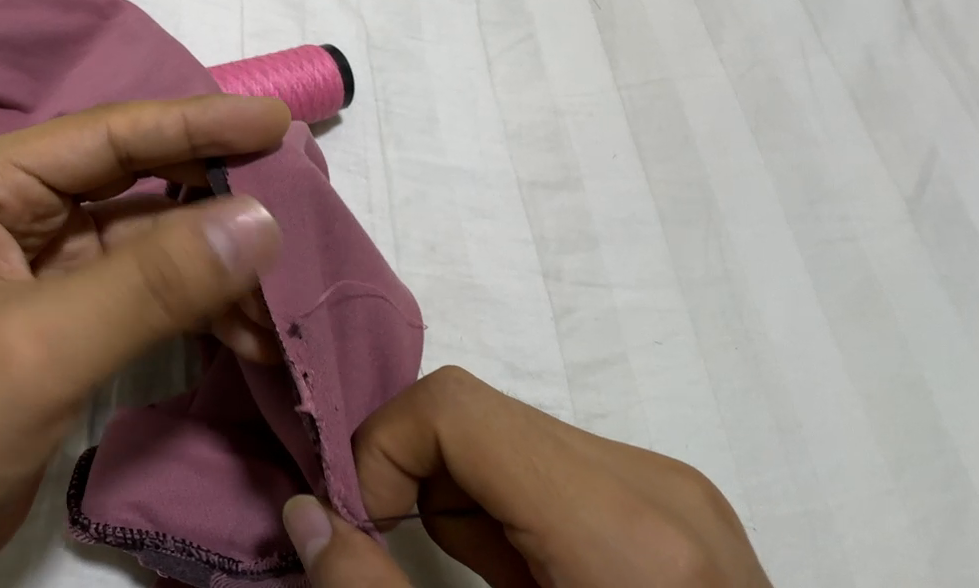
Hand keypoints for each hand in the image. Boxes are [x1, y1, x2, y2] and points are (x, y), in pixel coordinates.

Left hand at [0, 95, 292, 587]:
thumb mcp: (44, 346)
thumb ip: (153, 282)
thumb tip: (262, 218)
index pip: (106, 135)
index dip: (194, 123)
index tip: (278, 123)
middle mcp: (12, 210)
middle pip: (131, 180)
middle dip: (212, 193)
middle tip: (298, 197)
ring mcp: (37, 266)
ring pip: (143, 241)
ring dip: (211, 264)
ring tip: (285, 294)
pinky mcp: (59, 320)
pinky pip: (139, 293)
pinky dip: (192, 308)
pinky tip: (247, 333)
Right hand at [280, 367, 773, 587]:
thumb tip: (304, 513)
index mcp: (622, 531)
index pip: (452, 407)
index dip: (382, 450)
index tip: (367, 527)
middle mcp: (655, 483)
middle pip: (473, 414)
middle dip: (419, 481)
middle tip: (428, 566)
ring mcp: (674, 488)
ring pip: (504, 432)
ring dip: (464, 497)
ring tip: (502, 587)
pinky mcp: (675, 501)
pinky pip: (545, 458)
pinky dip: (509, 504)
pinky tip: (538, 579)